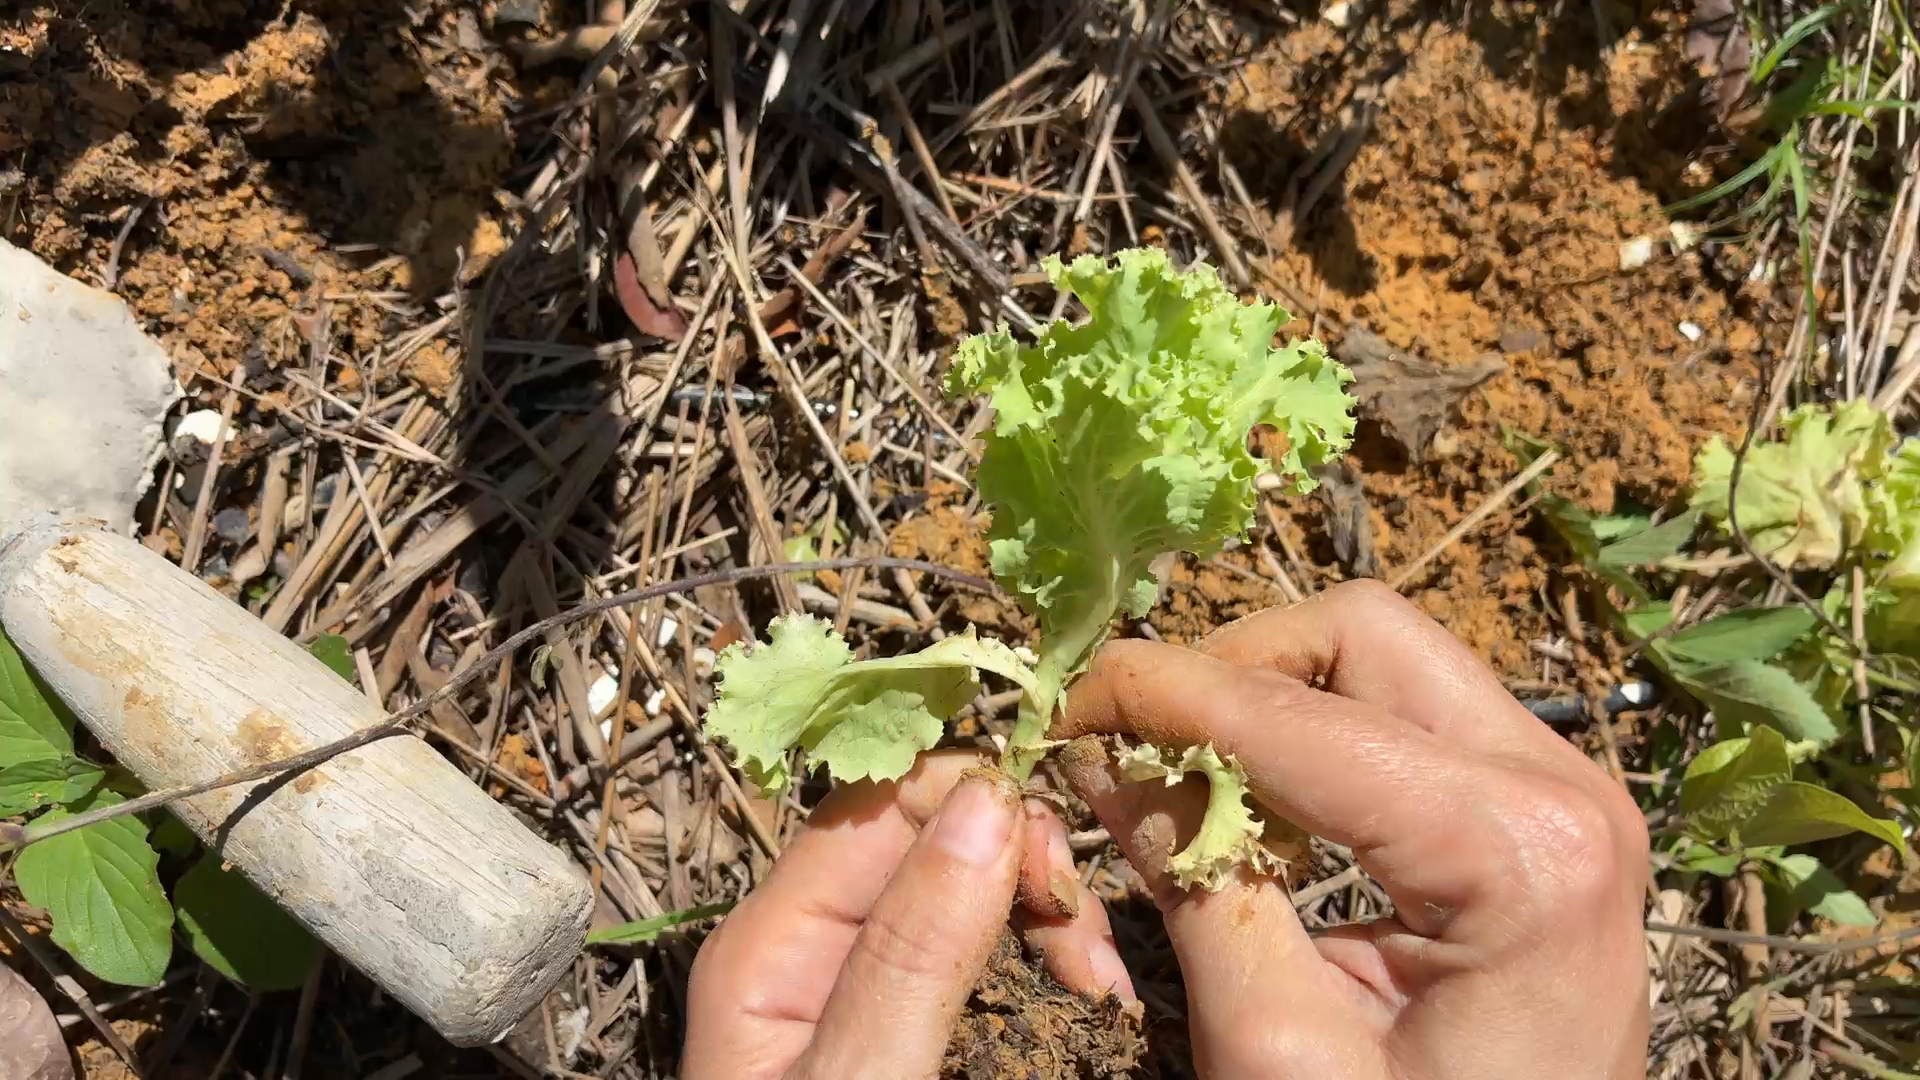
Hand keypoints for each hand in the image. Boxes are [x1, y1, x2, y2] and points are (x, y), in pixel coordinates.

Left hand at [683, 751, 1131, 1079]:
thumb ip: (914, 950)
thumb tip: (986, 798)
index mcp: (775, 939)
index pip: (877, 803)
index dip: (967, 798)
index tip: (1047, 859)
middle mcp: (818, 933)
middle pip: (930, 826)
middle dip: (1017, 853)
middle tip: (1078, 926)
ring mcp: (874, 962)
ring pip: (972, 867)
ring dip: (1046, 898)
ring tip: (1095, 970)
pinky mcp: (924, 996)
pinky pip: (994, 926)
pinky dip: (1049, 936)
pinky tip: (1086, 980)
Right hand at [1055, 580, 1649, 1078]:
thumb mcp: (1271, 1045)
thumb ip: (1183, 879)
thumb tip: (1095, 755)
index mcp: (1516, 855)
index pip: (1287, 713)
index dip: (1157, 693)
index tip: (1072, 706)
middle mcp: (1553, 781)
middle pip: (1350, 632)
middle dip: (1224, 671)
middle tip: (1147, 743)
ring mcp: (1549, 774)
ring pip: (1365, 648)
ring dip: (1257, 691)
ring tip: (1197, 772)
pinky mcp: (1522, 786)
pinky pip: (1386, 694)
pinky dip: (1295, 720)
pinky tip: (1260, 794)